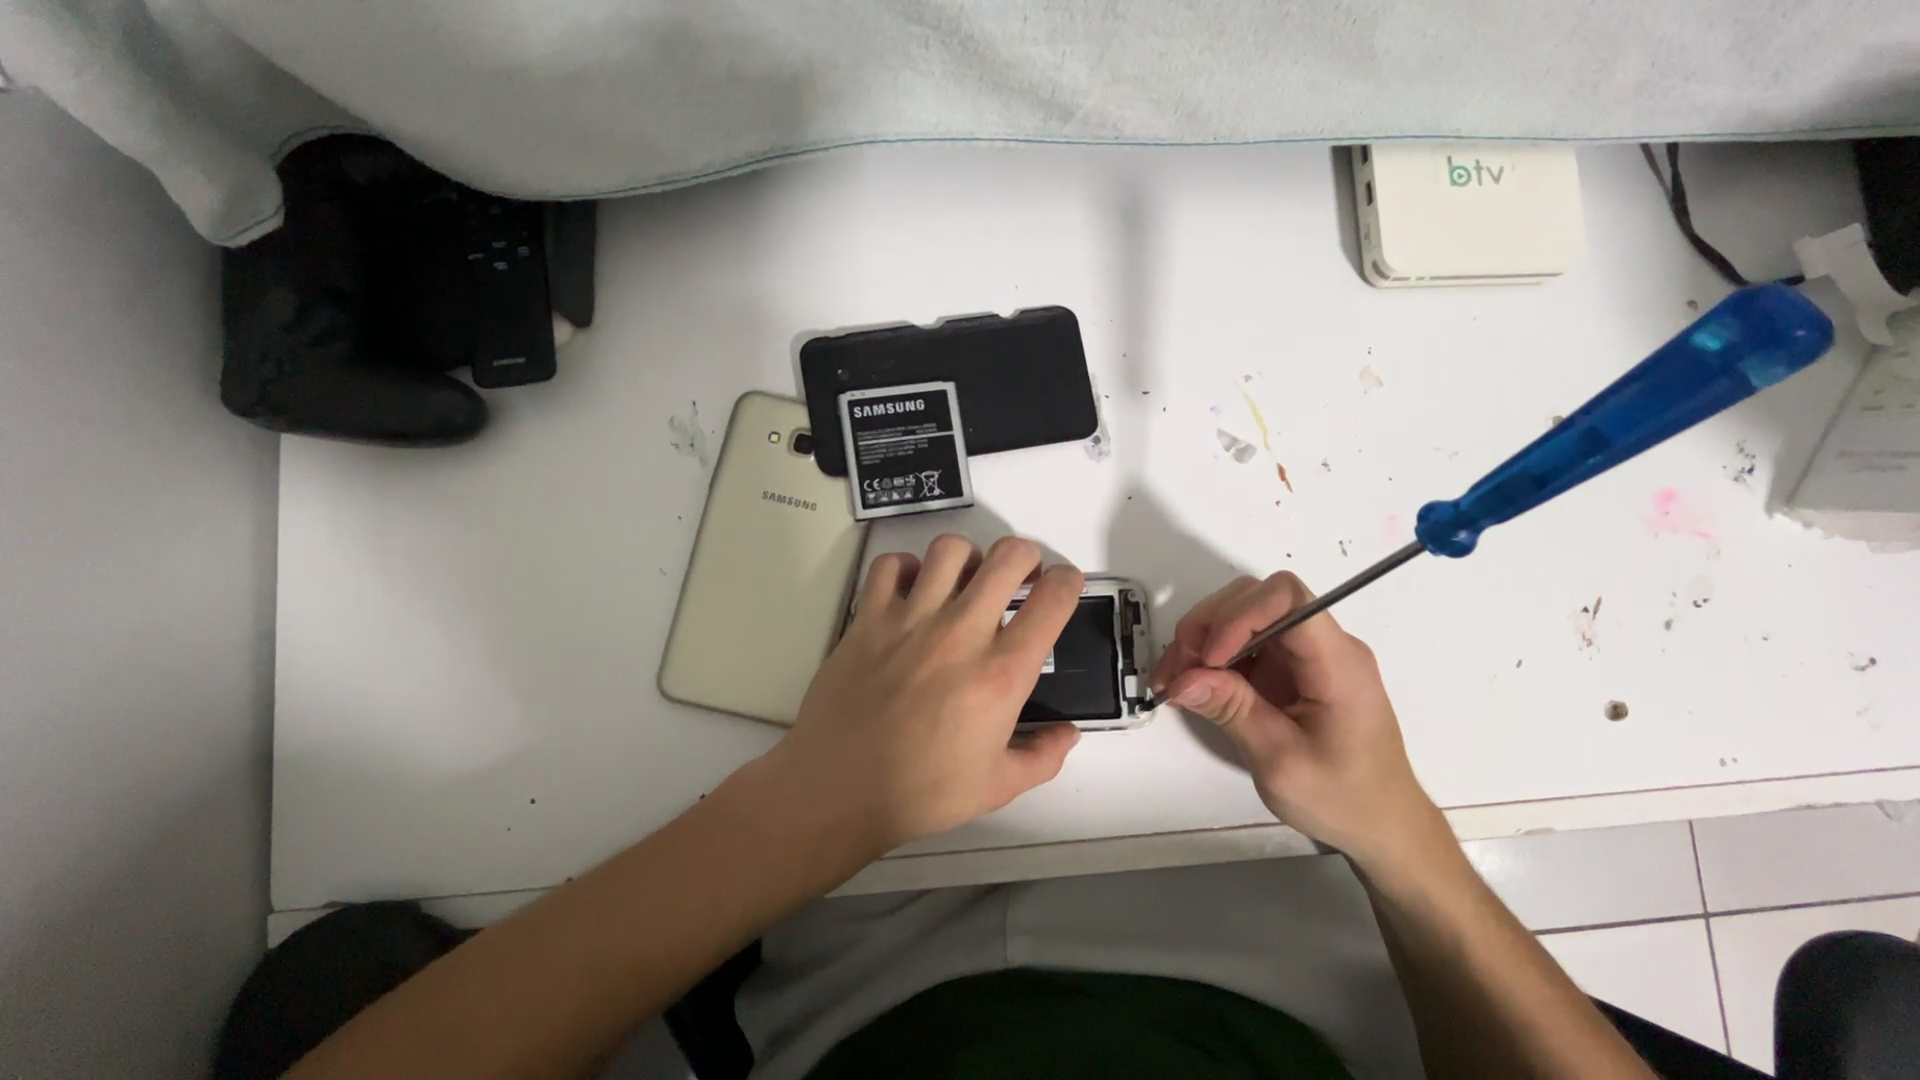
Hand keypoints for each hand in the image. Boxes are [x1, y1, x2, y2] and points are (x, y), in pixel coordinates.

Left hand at [766, 534, 1084, 853]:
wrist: (838, 788)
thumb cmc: (920, 791)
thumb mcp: (996, 786)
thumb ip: (1042, 757)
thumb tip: (1068, 736)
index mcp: (1001, 674)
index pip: (1052, 601)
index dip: (1068, 583)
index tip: (1064, 586)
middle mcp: (960, 633)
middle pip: (1008, 557)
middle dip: (1025, 557)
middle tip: (1020, 576)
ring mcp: (910, 619)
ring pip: (950, 549)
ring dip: (969, 557)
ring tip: (966, 580)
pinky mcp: (868, 618)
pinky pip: (890, 564)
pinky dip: (906, 567)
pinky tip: (912, 590)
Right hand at [1152, 572, 1445, 868]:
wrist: (1381, 824)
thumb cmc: (1343, 799)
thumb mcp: (1281, 762)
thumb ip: (1233, 712)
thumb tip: (1182, 679)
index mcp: (1337, 663)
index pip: (1287, 598)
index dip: (1238, 615)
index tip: (1209, 658)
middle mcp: (1324, 646)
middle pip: (1258, 598)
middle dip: (1210, 625)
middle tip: (1179, 671)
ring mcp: (1307, 656)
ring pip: (1245, 615)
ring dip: (1203, 639)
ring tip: (1176, 681)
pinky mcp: (1291, 669)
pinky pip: (1246, 643)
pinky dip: (1212, 657)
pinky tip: (1190, 685)